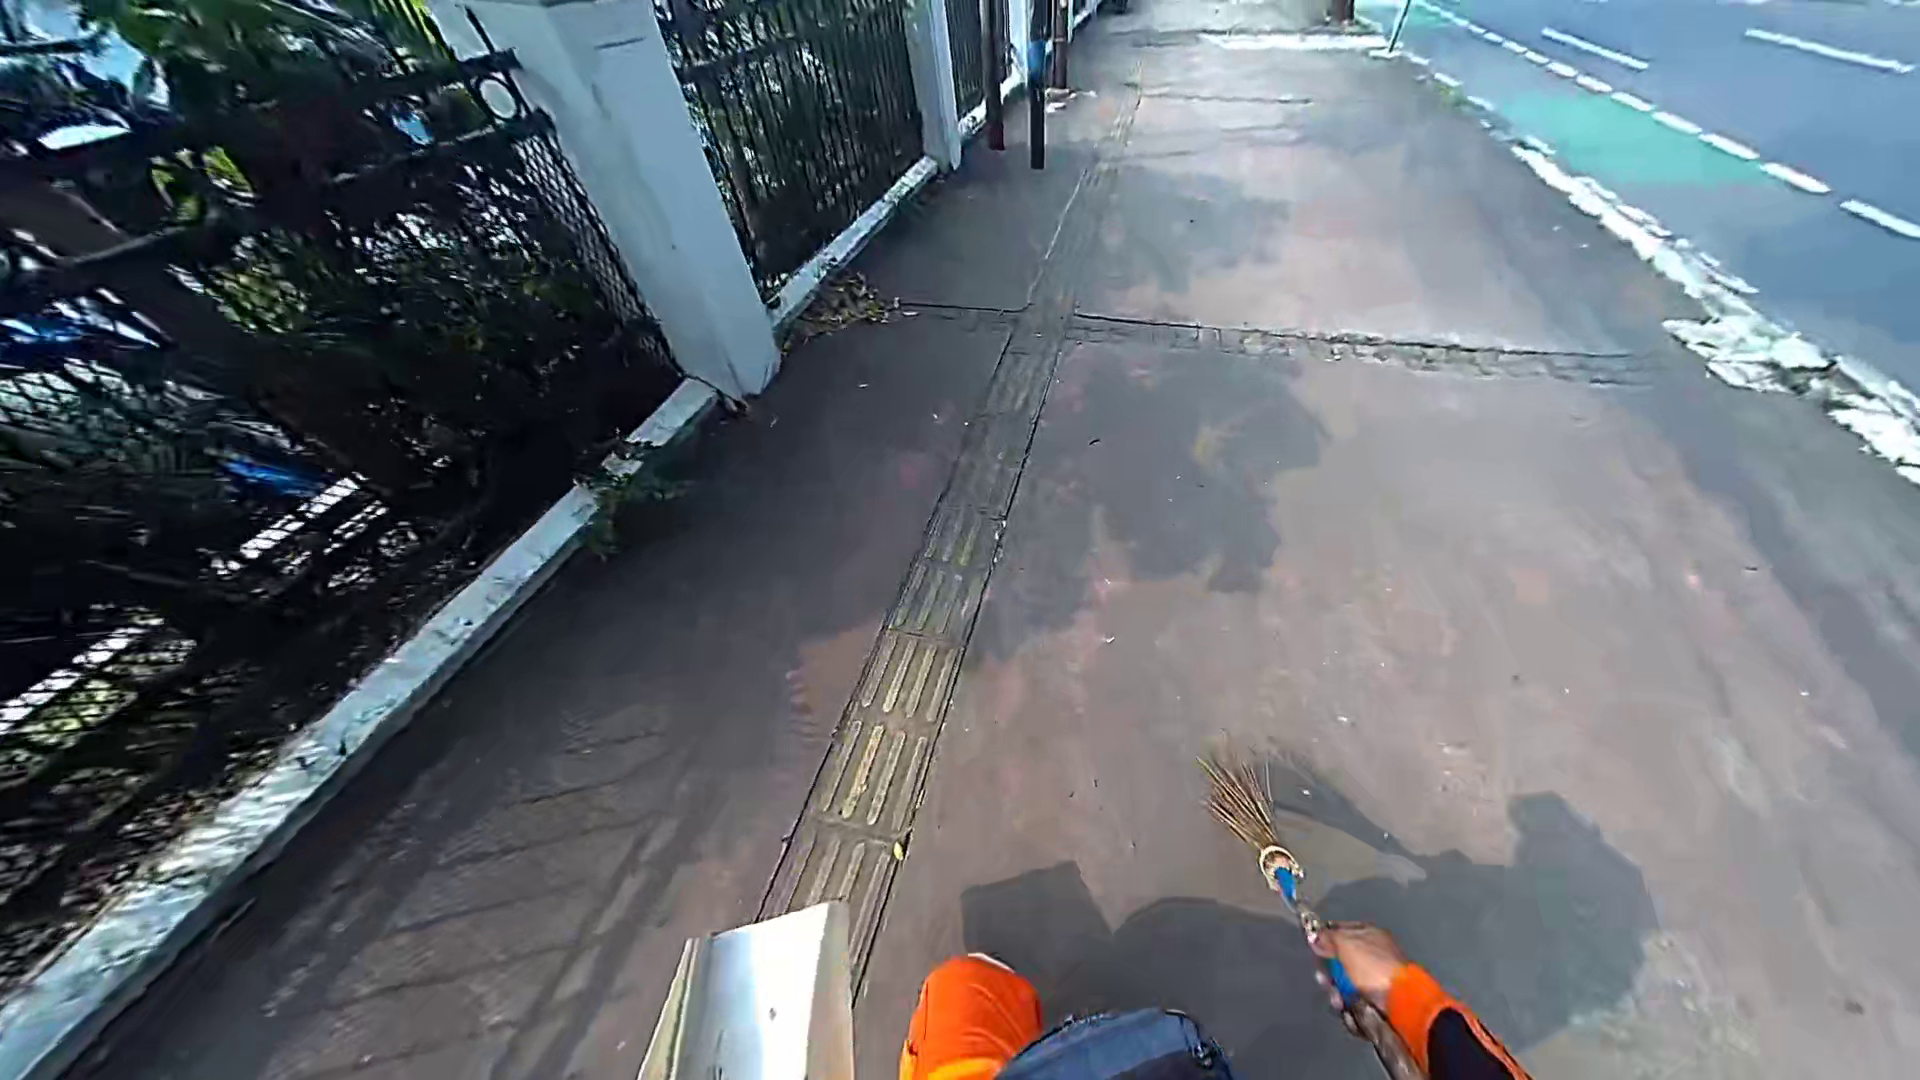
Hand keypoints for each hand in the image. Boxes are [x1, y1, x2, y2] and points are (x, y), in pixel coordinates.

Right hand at [1312, 922, 1408, 1011]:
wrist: (1403, 1006)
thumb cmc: (1373, 966)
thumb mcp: (1344, 942)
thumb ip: (1327, 937)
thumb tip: (1315, 938)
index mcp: (1370, 935)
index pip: (1341, 931)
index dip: (1326, 939)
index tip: (1316, 948)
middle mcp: (1375, 957)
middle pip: (1341, 962)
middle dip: (1329, 972)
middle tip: (1324, 979)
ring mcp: (1379, 983)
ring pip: (1346, 985)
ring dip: (1336, 992)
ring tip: (1337, 999)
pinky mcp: (1380, 1006)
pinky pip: (1355, 1005)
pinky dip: (1348, 1009)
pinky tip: (1346, 1009)